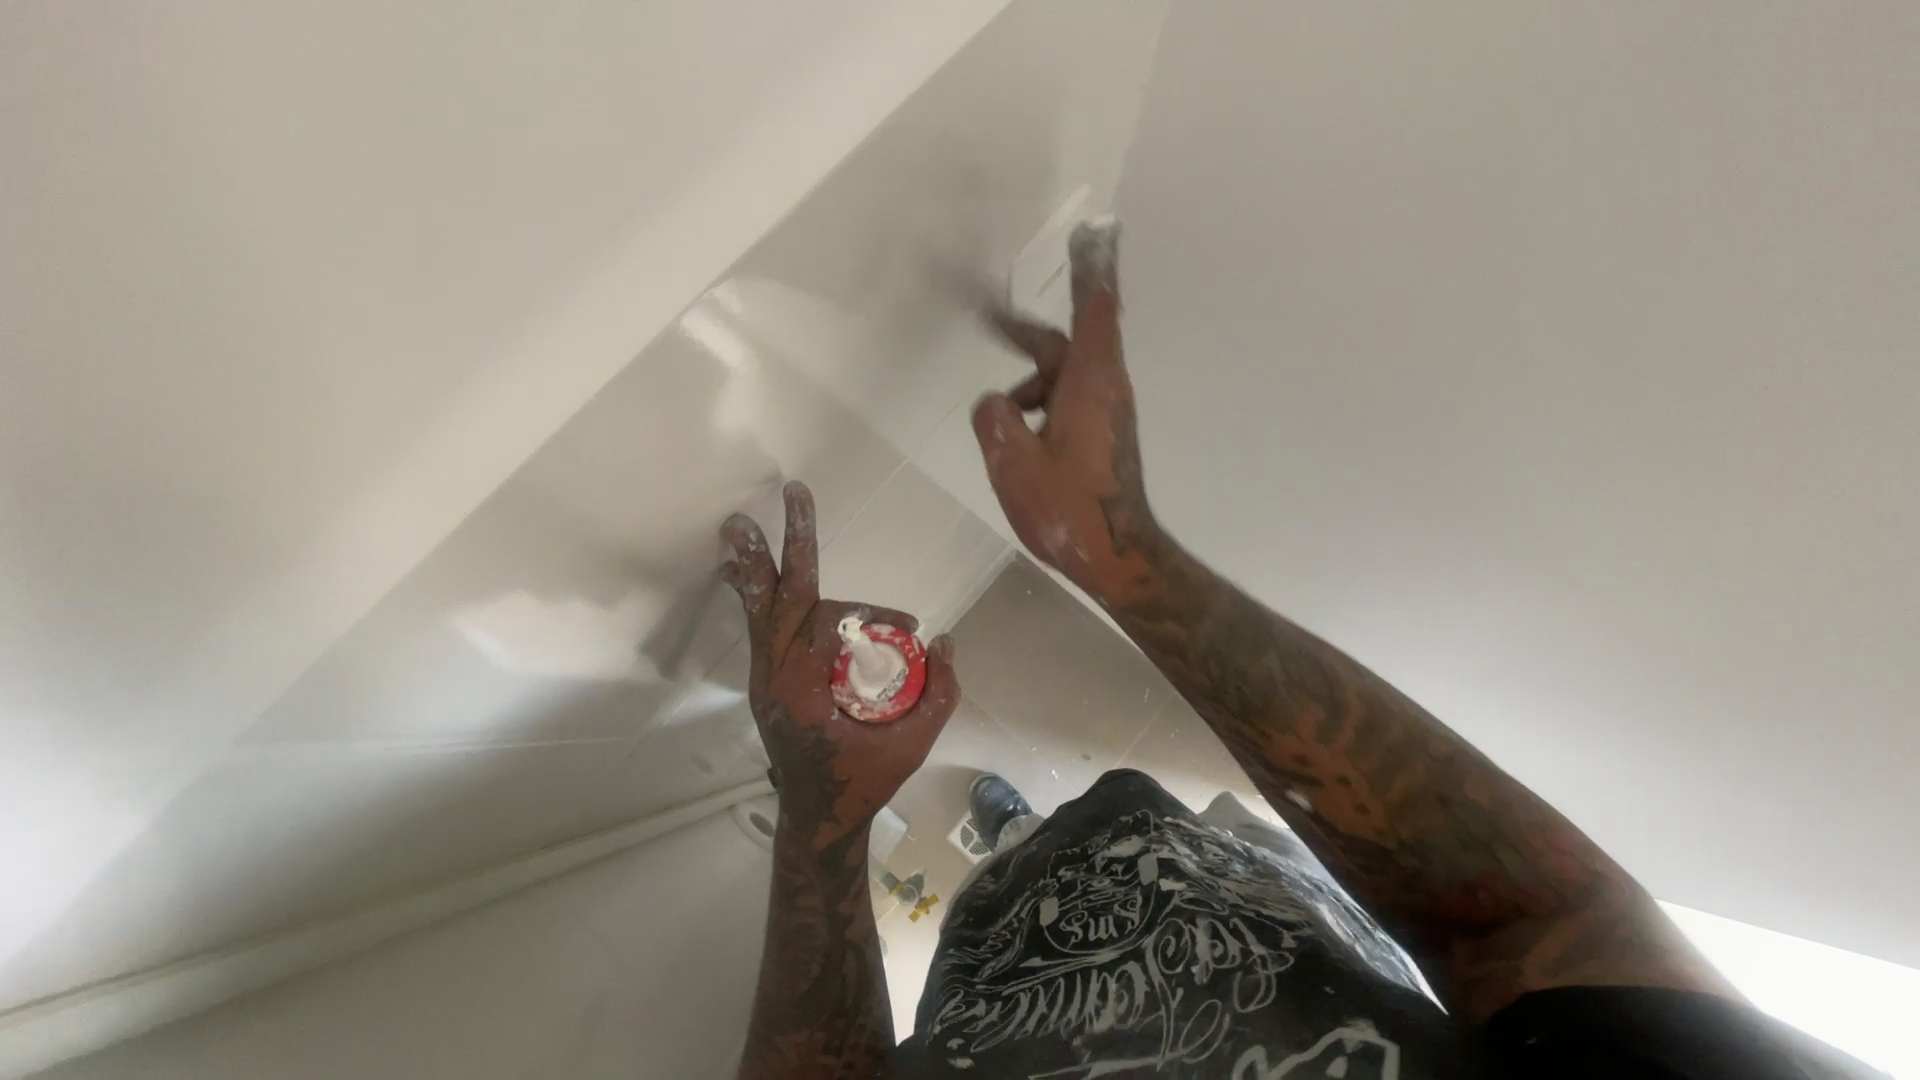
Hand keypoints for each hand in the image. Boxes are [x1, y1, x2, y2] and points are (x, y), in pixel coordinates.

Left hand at [720, 481, 960, 849]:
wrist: (819, 817)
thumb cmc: (865, 781)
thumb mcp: (913, 744)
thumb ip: (940, 692)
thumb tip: (945, 640)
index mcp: (804, 691)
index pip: (831, 623)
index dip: (873, 614)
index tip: (909, 627)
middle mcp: (774, 678)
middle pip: (783, 600)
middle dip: (791, 545)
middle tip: (793, 495)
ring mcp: (763, 680)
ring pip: (760, 610)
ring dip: (755, 566)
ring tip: (738, 527)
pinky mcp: (764, 682)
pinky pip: (758, 629)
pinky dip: (752, 596)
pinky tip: (741, 572)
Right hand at [972, 218, 1164, 602]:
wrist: (1116, 556)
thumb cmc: (1069, 509)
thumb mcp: (1014, 463)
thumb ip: (995, 422)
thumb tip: (996, 406)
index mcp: (1090, 383)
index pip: (1095, 309)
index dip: (1090, 268)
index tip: (1092, 232)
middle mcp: (1104, 390)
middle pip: (1063, 344)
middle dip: (1023, 335)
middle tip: (987, 316)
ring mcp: (1105, 414)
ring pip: (1059, 380)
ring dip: (1026, 391)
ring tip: (998, 426)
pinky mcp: (1101, 437)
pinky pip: (1063, 404)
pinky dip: (1037, 412)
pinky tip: (1016, 446)